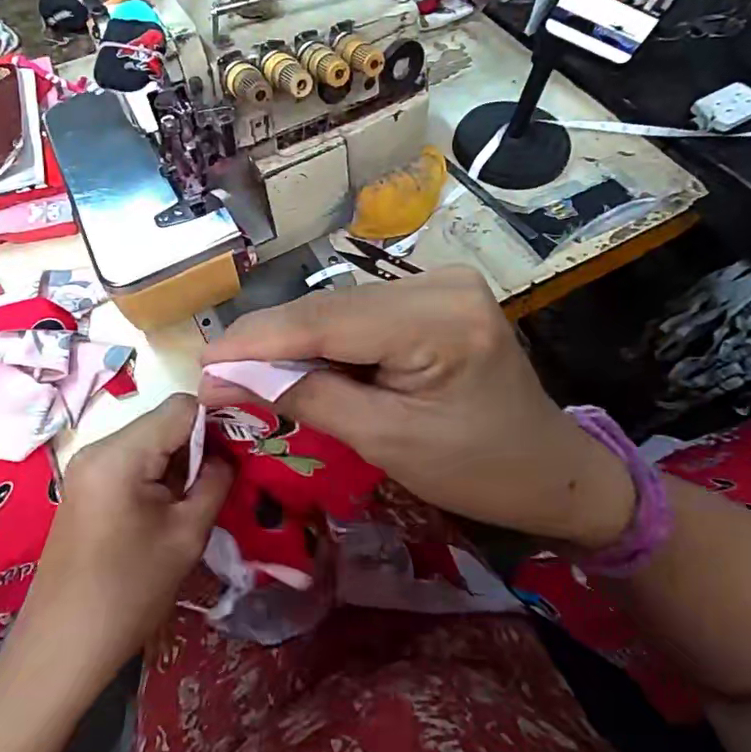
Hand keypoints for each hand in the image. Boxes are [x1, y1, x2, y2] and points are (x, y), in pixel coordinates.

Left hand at [12, 394, 231, 675]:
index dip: (216, 422)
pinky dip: (158, 475)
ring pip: (151, 441)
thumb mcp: (187, 534)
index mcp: (120, 453)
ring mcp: (88, 467)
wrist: (63, 647)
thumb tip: (228, 454)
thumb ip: (215, 480)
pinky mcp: (86, 486)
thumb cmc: (130, 592)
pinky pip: (133, 461)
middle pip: (164, 421)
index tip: (237, 454)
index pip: (182, 406)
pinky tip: (168, 510)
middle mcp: (99, 448)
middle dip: (198, 444)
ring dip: (180, 462)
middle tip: (223, 481)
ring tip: (196, 500)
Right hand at [199, 269, 633, 548]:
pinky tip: (298, 361)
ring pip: (341, 307)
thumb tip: (229, 377)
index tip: (202, 360)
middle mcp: (442, 283)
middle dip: (270, 341)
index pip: (328, 320)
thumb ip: (307, 398)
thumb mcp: (386, 440)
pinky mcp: (437, 294)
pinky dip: (326, 339)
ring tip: (246, 372)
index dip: (258, 339)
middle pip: (331, 307)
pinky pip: (363, 313)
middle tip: (215, 374)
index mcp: (442, 320)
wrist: (548, 467)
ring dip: (294, 339)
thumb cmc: (476, 469)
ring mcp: (442, 282)